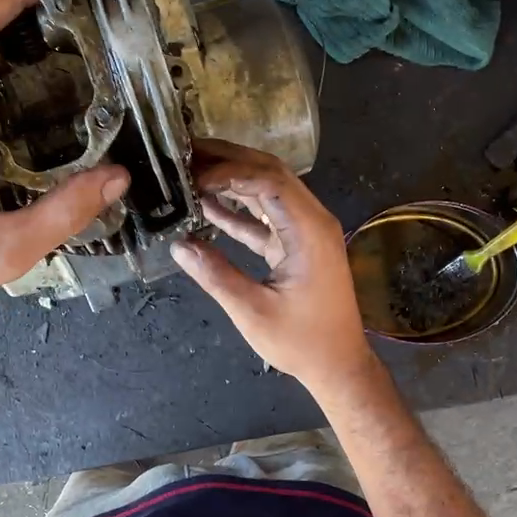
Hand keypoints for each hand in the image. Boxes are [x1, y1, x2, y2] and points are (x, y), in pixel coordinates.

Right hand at [170, 140, 376, 394]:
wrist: (338, 364)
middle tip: (186, 152)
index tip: (191, 175)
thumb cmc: (301, 342)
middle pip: (269, 173)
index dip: (227, 171)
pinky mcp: (297, 246)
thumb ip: (216, 275)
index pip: (267, 180)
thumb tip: (178, 245)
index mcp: (308, 230)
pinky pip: (266, 216)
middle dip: (228, 160)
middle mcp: (312, 220)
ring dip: (231, 179)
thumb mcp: (253, 311)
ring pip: (267, 190)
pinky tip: (206, 204)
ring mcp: (306, 231)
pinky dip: (238, 209)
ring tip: (190, 170)